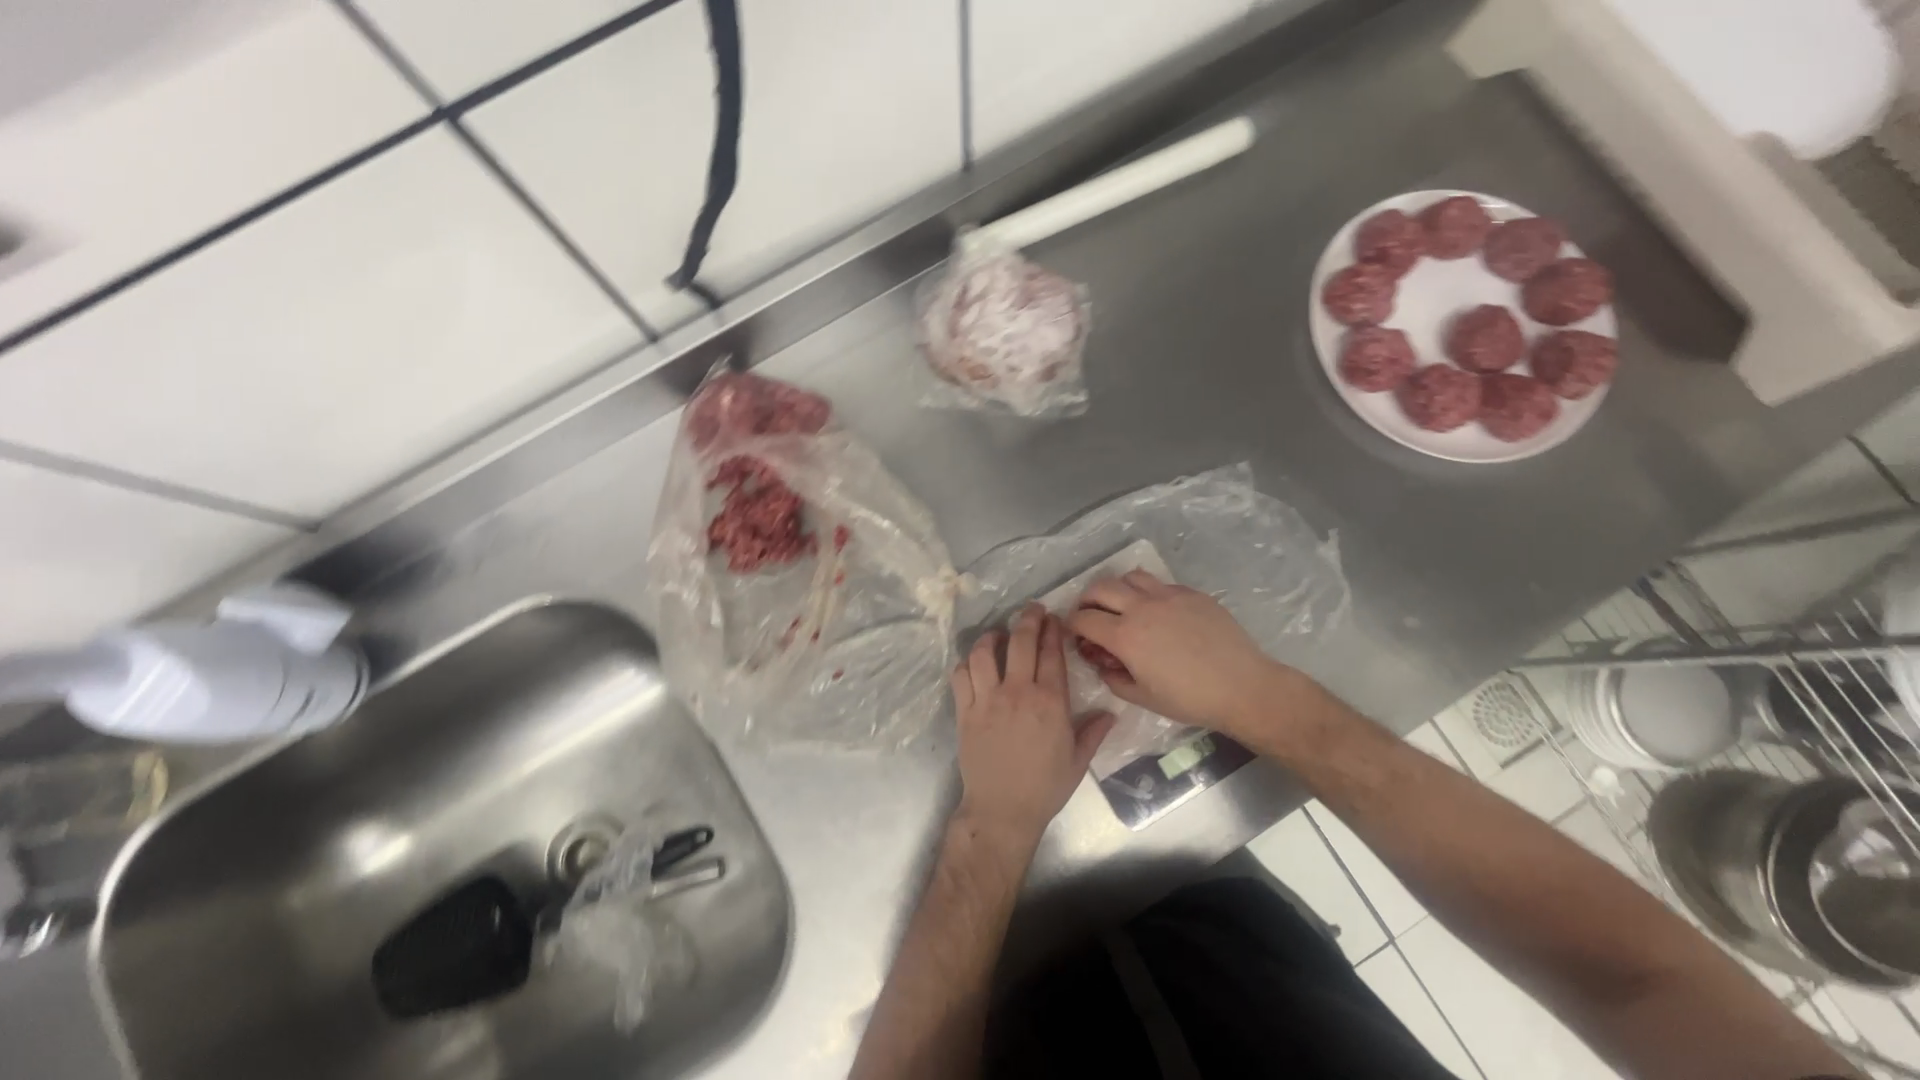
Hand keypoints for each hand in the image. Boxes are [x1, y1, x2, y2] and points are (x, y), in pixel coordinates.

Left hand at [952, 604, 1114, 852]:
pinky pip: (961, 676)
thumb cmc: (1045, 788)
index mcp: (1050, 702)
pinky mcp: (965, 711)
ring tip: (999, 633)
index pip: (1051, 653)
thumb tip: (1110, 713)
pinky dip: (967, 663)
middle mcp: (1018, 693)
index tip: (1055, 619)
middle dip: (1028, 619)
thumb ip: (1093, 732)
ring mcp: (987, 700)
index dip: (1053, 631)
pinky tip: (975, 662)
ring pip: (985, 653)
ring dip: (993, 637)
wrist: (1002, 810)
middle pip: (1021, 642)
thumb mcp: (1078, 761)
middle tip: (1032, 610)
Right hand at [1066, 571, 1298, 740]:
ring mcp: (1168, 596)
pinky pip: (1160, 584)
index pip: (1083, 619)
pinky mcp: (1192, 594)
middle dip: (1087, 599)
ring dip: (1118, 589)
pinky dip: (1149, 593)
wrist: (1242, 687)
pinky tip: (1159, 612)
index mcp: (1125, 636)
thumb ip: (1114, 679)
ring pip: (1130, 577)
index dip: (1072, 625)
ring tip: (1123, 606)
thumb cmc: (1189, 700)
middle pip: (1100, 588)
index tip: (1076, 633)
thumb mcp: (1143, 698)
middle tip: (1091, 614)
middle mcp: (1142, 608)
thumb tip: (1105, 665)